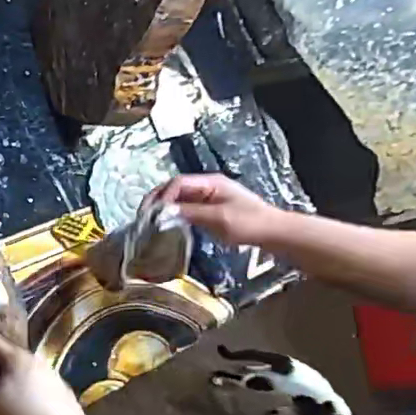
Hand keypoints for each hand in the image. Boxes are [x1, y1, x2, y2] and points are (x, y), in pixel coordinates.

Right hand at [148, 174, 286, 247]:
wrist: (272, 232)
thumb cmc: (248, 223)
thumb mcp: (218, 218)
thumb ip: (190, 213)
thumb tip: (163, 212)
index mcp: (210, 182)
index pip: (177, 183)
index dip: (162, 196)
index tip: (153, 214)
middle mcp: (206, 185)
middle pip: (173, 187)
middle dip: (156, 199)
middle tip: (143, 217)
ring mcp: (207, 196)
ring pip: (176, 197)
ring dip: (162, 207)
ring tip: (149, 220)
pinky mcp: (207, 208)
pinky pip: (183, 206)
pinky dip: (170, 213)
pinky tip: (164, 223)